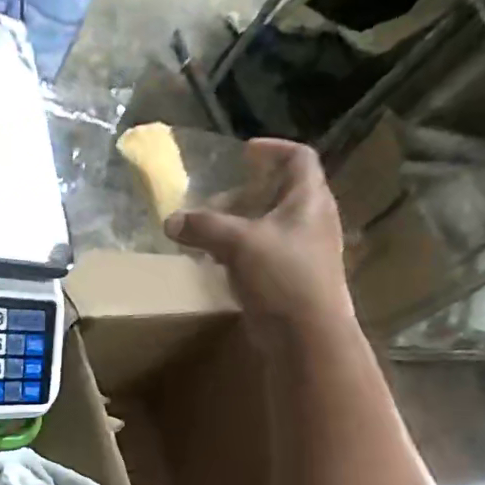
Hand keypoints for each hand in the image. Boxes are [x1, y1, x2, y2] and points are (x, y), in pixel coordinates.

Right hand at [164, 138, 352, 329]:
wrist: (306, 334)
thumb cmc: (282, 277)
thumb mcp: (239, 244)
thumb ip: (204, 228)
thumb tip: (171, 221)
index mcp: (310, 200)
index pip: (298, 158)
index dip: (273, 150)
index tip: (244, 153)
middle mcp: (312, 221)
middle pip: (281, 194)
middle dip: (246, 194)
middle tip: (215, 204)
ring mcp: (304, 252)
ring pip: (271, 227)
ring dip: (241, 226)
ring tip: (212, 234)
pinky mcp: (292, 280)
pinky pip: (265, 255)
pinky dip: (243, 252)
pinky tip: (222, 265)